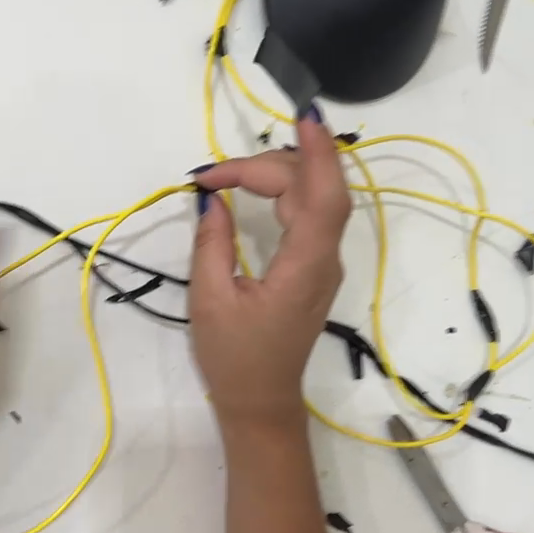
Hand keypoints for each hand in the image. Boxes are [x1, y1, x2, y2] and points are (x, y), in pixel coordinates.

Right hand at [189, 112, 350, 432]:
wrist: (260, 402)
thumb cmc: (233, 357)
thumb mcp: (210, 300)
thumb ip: (211, 243)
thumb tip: (210, 199)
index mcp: (304, 265)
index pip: (321, 194)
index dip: (311, 152)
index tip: (272, 131)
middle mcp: (323, 259)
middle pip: (317, 189)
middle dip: (272, 164)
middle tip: (215, 172)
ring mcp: (321, 264)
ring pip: (316, 199)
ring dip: (280, 174)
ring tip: (232, 171)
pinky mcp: (311, 270)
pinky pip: (308, 217)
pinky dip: (284, 193)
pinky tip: (258, 187)